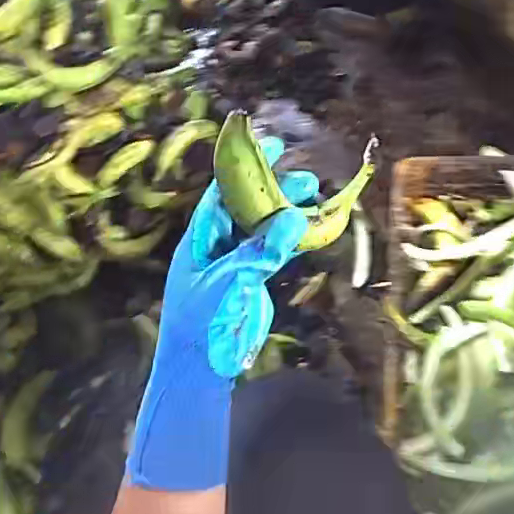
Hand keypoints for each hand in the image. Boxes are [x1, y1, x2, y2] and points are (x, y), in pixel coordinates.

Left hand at [127, 137, 317, 490]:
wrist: (199, 369)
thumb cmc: (201, 324)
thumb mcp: (227, 283)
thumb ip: (259, 252)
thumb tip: (293, 218)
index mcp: (200, 238)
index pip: (223, 193)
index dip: (246, 168)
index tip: (269, 145)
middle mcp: (217, 245)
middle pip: (247, 207)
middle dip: (274, 190)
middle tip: (306, 179)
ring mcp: (234, 262)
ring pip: (263, 228)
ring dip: (286, 213)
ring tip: (315, 199)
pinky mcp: (251, 280)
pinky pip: (273, 250)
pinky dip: (290, 238)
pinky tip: (308, 228)